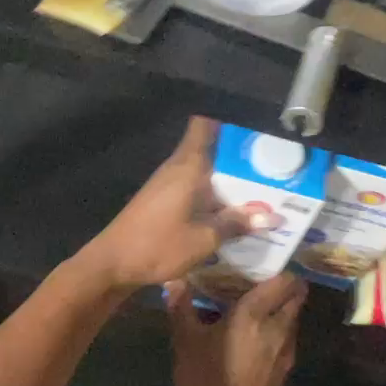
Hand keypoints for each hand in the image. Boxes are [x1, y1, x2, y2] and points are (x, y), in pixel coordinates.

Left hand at [75, 117, 254, 290]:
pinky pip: (194, 188)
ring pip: (204, 171)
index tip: (253, 134)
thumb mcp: (205, 238)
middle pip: (210, 149)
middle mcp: (178, 167)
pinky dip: (213, 195)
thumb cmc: (159, 244)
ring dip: (227, 181)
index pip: (204, 125)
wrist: (113, 263)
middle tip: (271, 170)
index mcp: (189, 165)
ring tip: (260, 194)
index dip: (227, 123)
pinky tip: (230, 214)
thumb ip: (236, 223)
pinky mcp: (162, 199)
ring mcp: (168, 183)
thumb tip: (272, 217)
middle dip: (239, 159)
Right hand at [166, 273, 306, 385]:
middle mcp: (279, 326)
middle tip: (256, 273)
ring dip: (278, 304)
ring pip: (292, 314)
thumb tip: (174, 280)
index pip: (286, 278)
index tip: (261, 254)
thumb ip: (182, 308)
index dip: (279, 263)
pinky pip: (285, 333)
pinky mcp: (285, 367)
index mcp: (256, 313)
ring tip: (249, 298)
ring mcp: (286, 349)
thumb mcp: (186, 344)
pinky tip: (249, 329)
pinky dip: (274, 325)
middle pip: (296, 294)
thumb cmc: (208, 384)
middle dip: (283, 281)